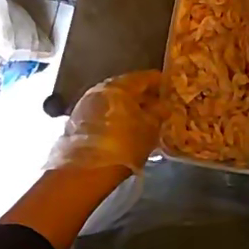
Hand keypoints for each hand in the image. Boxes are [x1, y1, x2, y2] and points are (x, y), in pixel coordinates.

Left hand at [44, 70, 165, 173]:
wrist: (86, 171)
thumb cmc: (125, 145)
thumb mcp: (150, 129)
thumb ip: (159, 113)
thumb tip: (163, 105)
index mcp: (120, 86)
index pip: (145, 77)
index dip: (160, 82)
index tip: (170, 89)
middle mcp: (101, 89)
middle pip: (127, 87)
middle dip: (144, 96)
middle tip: (159, 106)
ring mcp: (87, 104)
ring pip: (114, 100)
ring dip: (129, 107)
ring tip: (143, 119)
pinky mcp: (78, 120)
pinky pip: (103, 112)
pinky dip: (116, 116)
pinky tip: (125, 128)